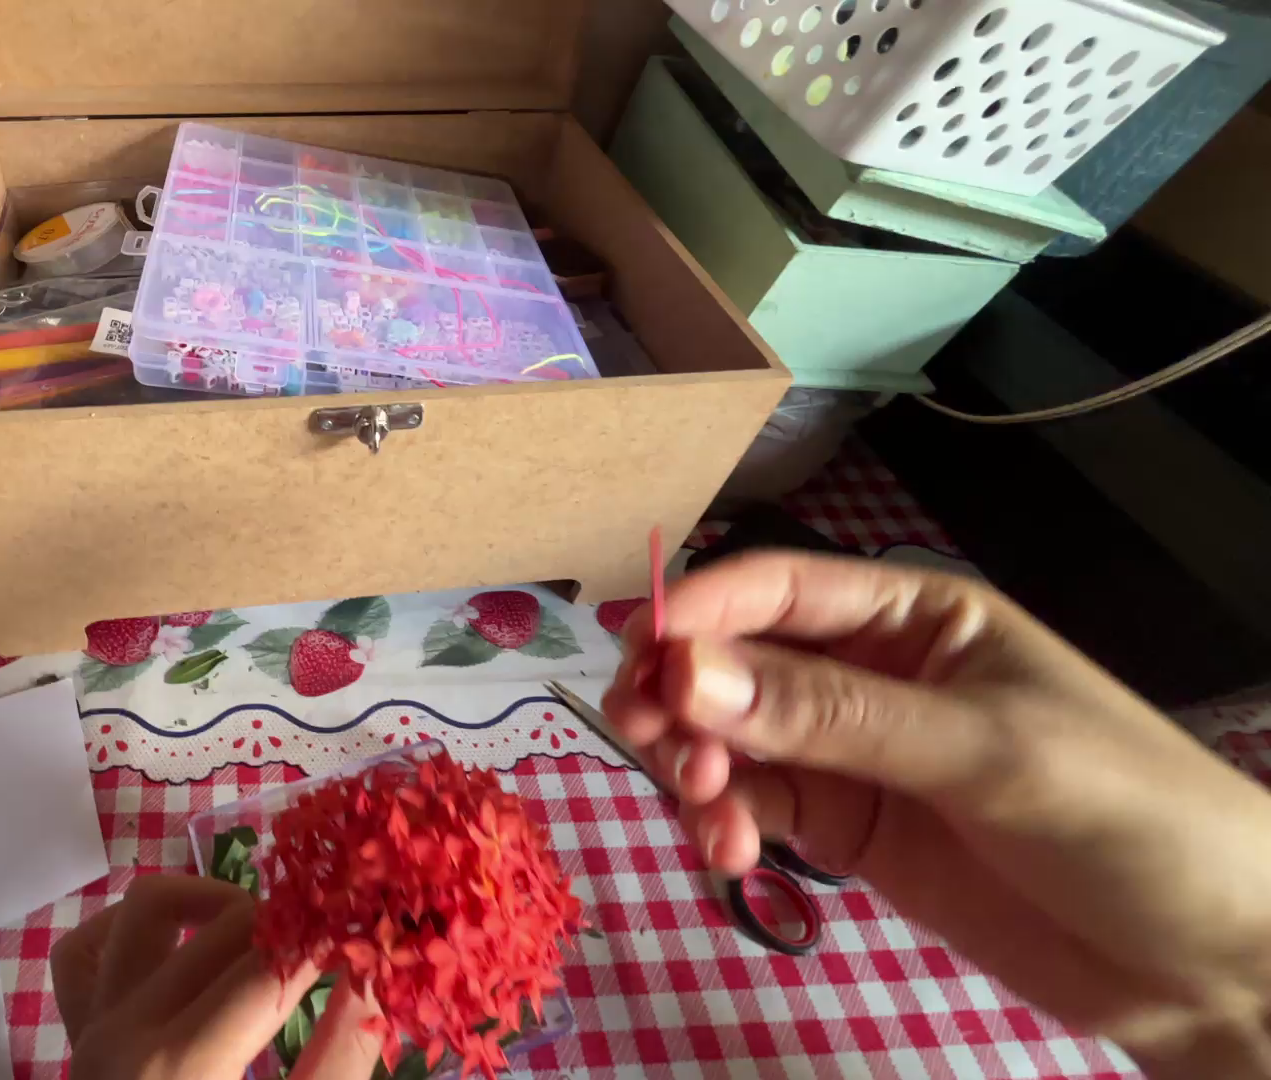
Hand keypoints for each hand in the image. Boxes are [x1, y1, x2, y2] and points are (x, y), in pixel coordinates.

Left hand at [52, 875, 380, 1079]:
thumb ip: (339, 1059)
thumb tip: (372, 972)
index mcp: (177, 1069)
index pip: (269, 967)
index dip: (327, 939)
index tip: (366, 928)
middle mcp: (120, 1031)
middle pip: (223, 926)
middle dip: (286, 925)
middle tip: (328, 939)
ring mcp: (88, 1026)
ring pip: (147, 910)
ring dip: (211, 904)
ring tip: (260, 940)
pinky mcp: (76, 1032)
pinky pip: (85, 950)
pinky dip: (137, 933)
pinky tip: (184, 948)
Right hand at [600, 552, 1270, 1077]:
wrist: (1222, 976)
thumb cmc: (1133, 822)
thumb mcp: (986, 753)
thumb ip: (828, 713)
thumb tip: (683, 673)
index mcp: (902, 616)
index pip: (773, 589)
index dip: (700, 608)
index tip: (640, 651)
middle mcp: (850, 668)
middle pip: (725, 659)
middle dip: (676, 694)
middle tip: (642, 732)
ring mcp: (830, 744)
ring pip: (718, 730)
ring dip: (691, 760)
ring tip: (705, 808)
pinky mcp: (823, 814)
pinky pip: (741, 797)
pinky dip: (717, 818)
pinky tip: (727, 851)